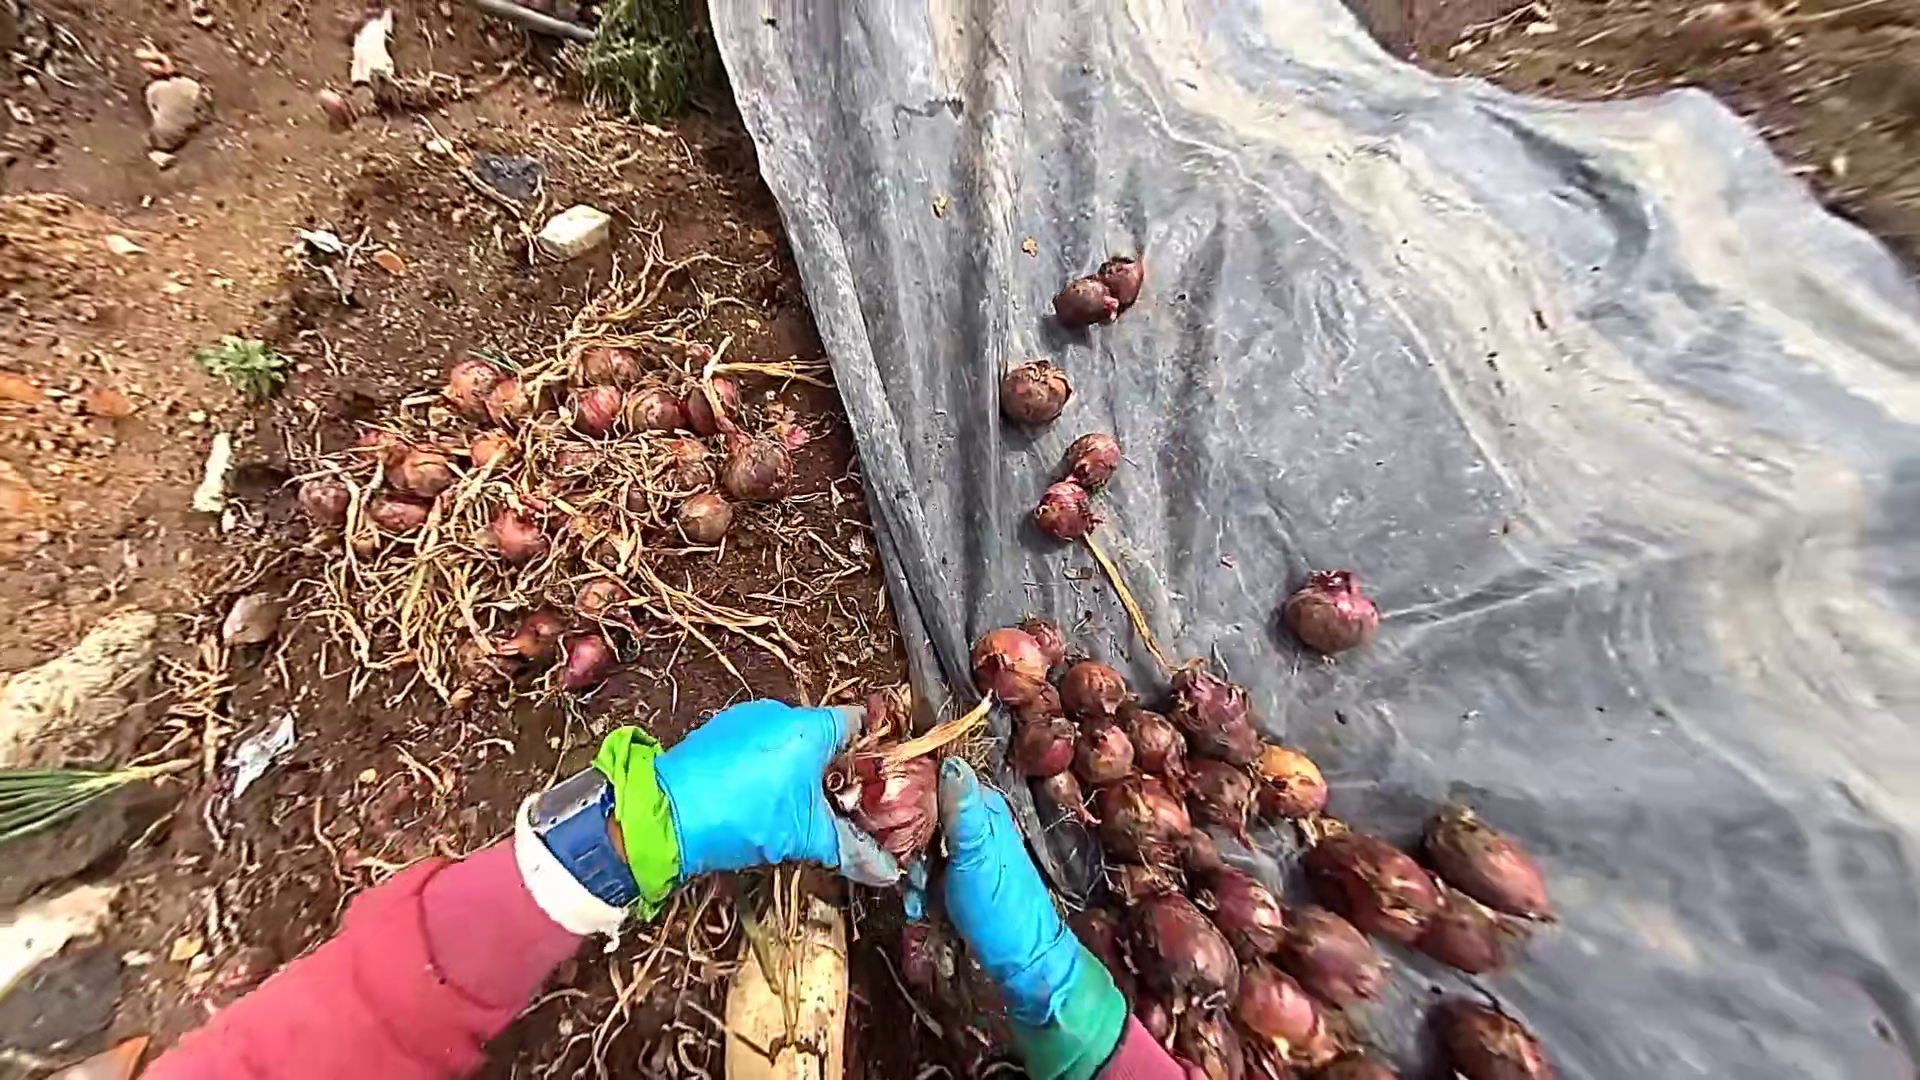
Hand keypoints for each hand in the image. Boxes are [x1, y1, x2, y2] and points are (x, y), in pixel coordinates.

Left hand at [655, 700, 900, 884]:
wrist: (661, 815)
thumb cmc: (743, 816)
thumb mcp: (803, 836)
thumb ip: (850, 849)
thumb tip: (887, 873)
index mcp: (810, 727)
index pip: (858, 721)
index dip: (870, 747)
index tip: (873, 775)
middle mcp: (783, 711)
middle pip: (824, 732)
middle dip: (833, 764)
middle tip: (835, 798)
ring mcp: (749, 716)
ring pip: (791, 737)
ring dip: (798, 763)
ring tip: (794, 802)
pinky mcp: (722, 728)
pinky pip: (760, 740)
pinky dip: (767, 761)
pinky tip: (757, 793)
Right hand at [938, 759, 1126, 1079]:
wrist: (1023, 962)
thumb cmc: (1002, 907)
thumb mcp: (976, 853)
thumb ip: (960, 807)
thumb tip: (949, 760)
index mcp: (981, 804)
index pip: (934, 779)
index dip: (909, 799)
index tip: (896, 826)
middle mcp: (973, 818)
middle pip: (921, 812)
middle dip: (906, 841)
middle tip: (910, 870)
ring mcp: (966, 846)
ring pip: (920, 841)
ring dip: (910, 867)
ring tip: (918, 892)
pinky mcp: (958, 871)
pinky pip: (926, 866)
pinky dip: (918, 884)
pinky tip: (921, 903)